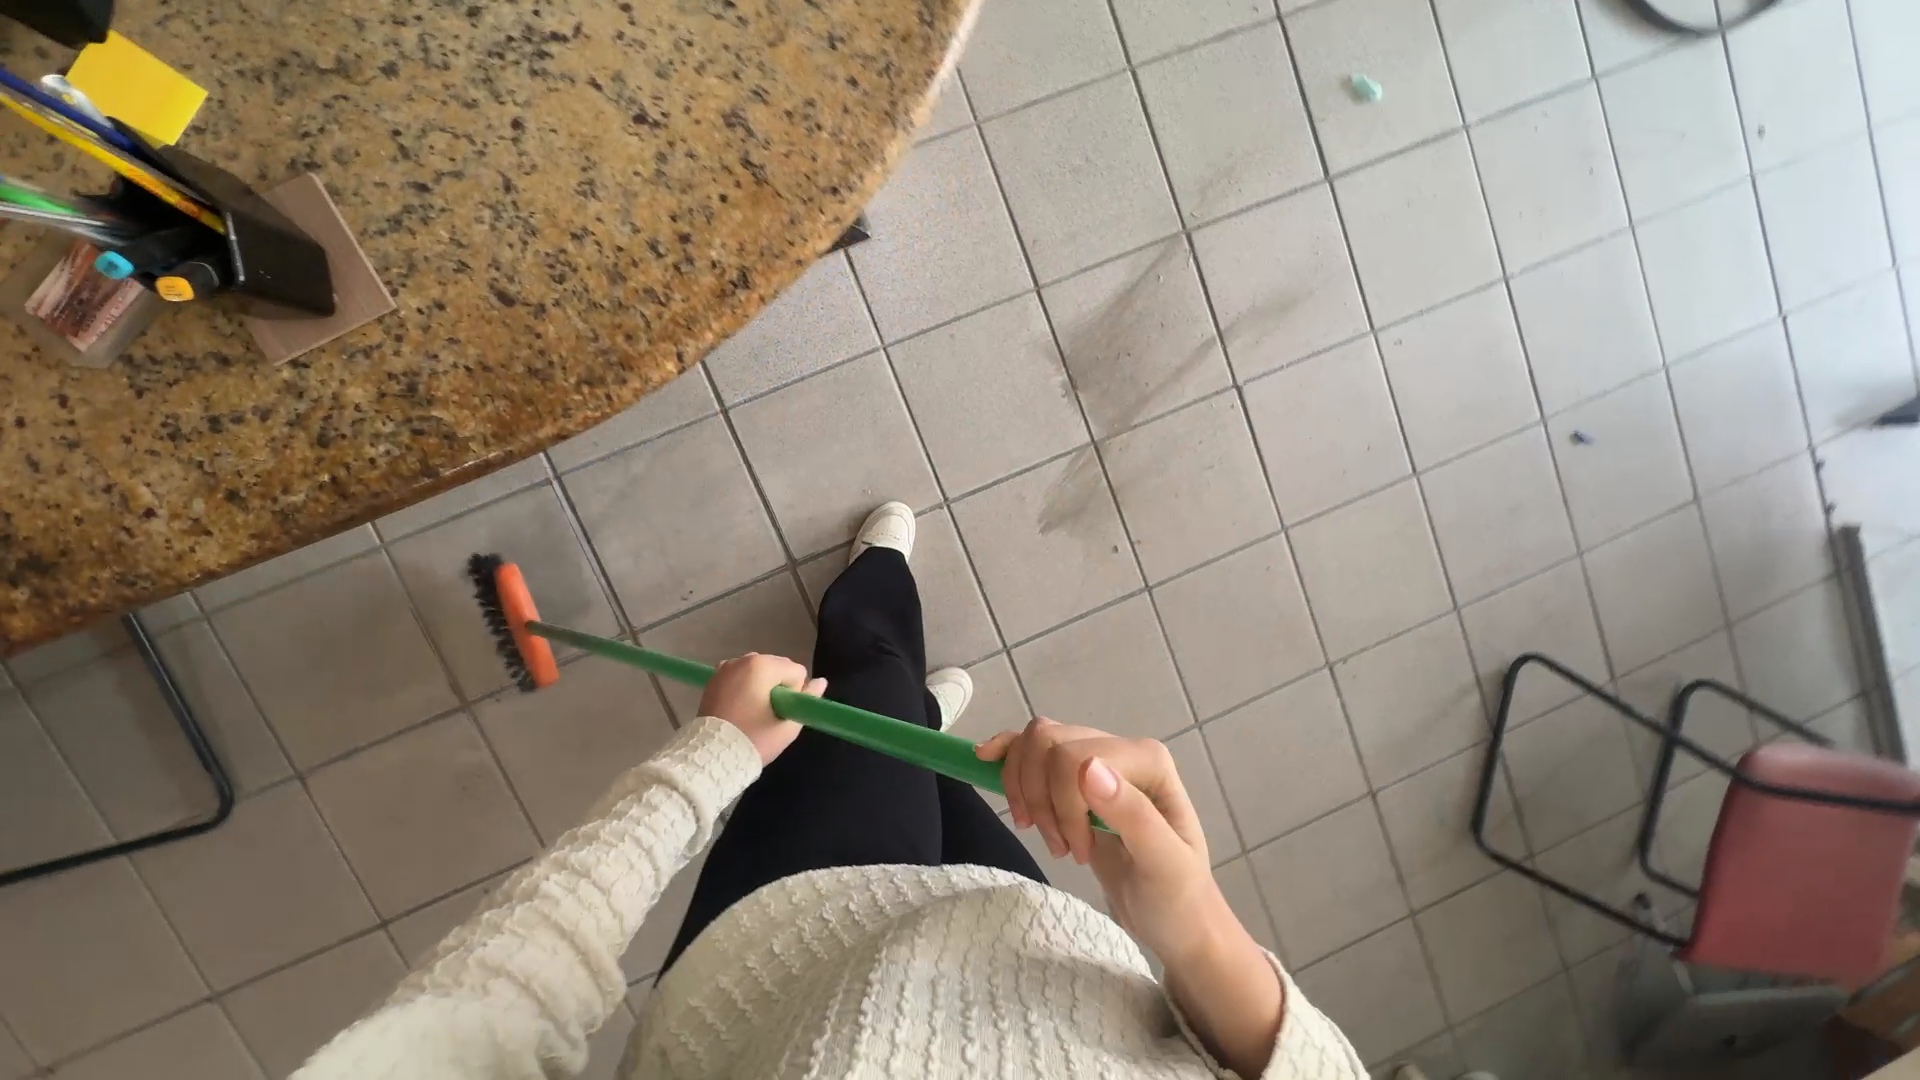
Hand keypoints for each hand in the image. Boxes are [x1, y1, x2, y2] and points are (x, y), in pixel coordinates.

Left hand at [698, 653, 822, 764]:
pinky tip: (740, 706)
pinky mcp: (714, 677)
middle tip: (767, 715)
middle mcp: (743, 659)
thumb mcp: (788, 724)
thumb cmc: (754, 739)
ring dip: (762, 686)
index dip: (794, 694)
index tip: (781, 713)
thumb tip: (821, 682)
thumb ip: (807, 699)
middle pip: (778, 667)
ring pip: (760, 671)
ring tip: (752, 712)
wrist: (712, 756)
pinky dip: (745, 686)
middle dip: (778, 687)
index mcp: (762, 666)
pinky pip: (741, 675)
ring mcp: (726, 667)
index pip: (796, 672)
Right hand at [975, 717, 1229, 966]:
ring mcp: (1096, 760)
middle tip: (1059, 847)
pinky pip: (1031, 752)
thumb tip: (1088, 767)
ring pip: (1035, 744)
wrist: (1175, 922)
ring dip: (1024, 790)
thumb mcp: (1165, 867)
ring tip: (1045, 836)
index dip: (1063, 805)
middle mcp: (1121, 749)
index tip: (1077, 854)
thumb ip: (1132, 815)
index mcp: (1148, 761)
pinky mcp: (1073, 779)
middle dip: (1040, 797)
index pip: (1076, 756)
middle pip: (1049, 741)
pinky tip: (986, 761)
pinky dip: (1007, 755)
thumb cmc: (1178, 901)